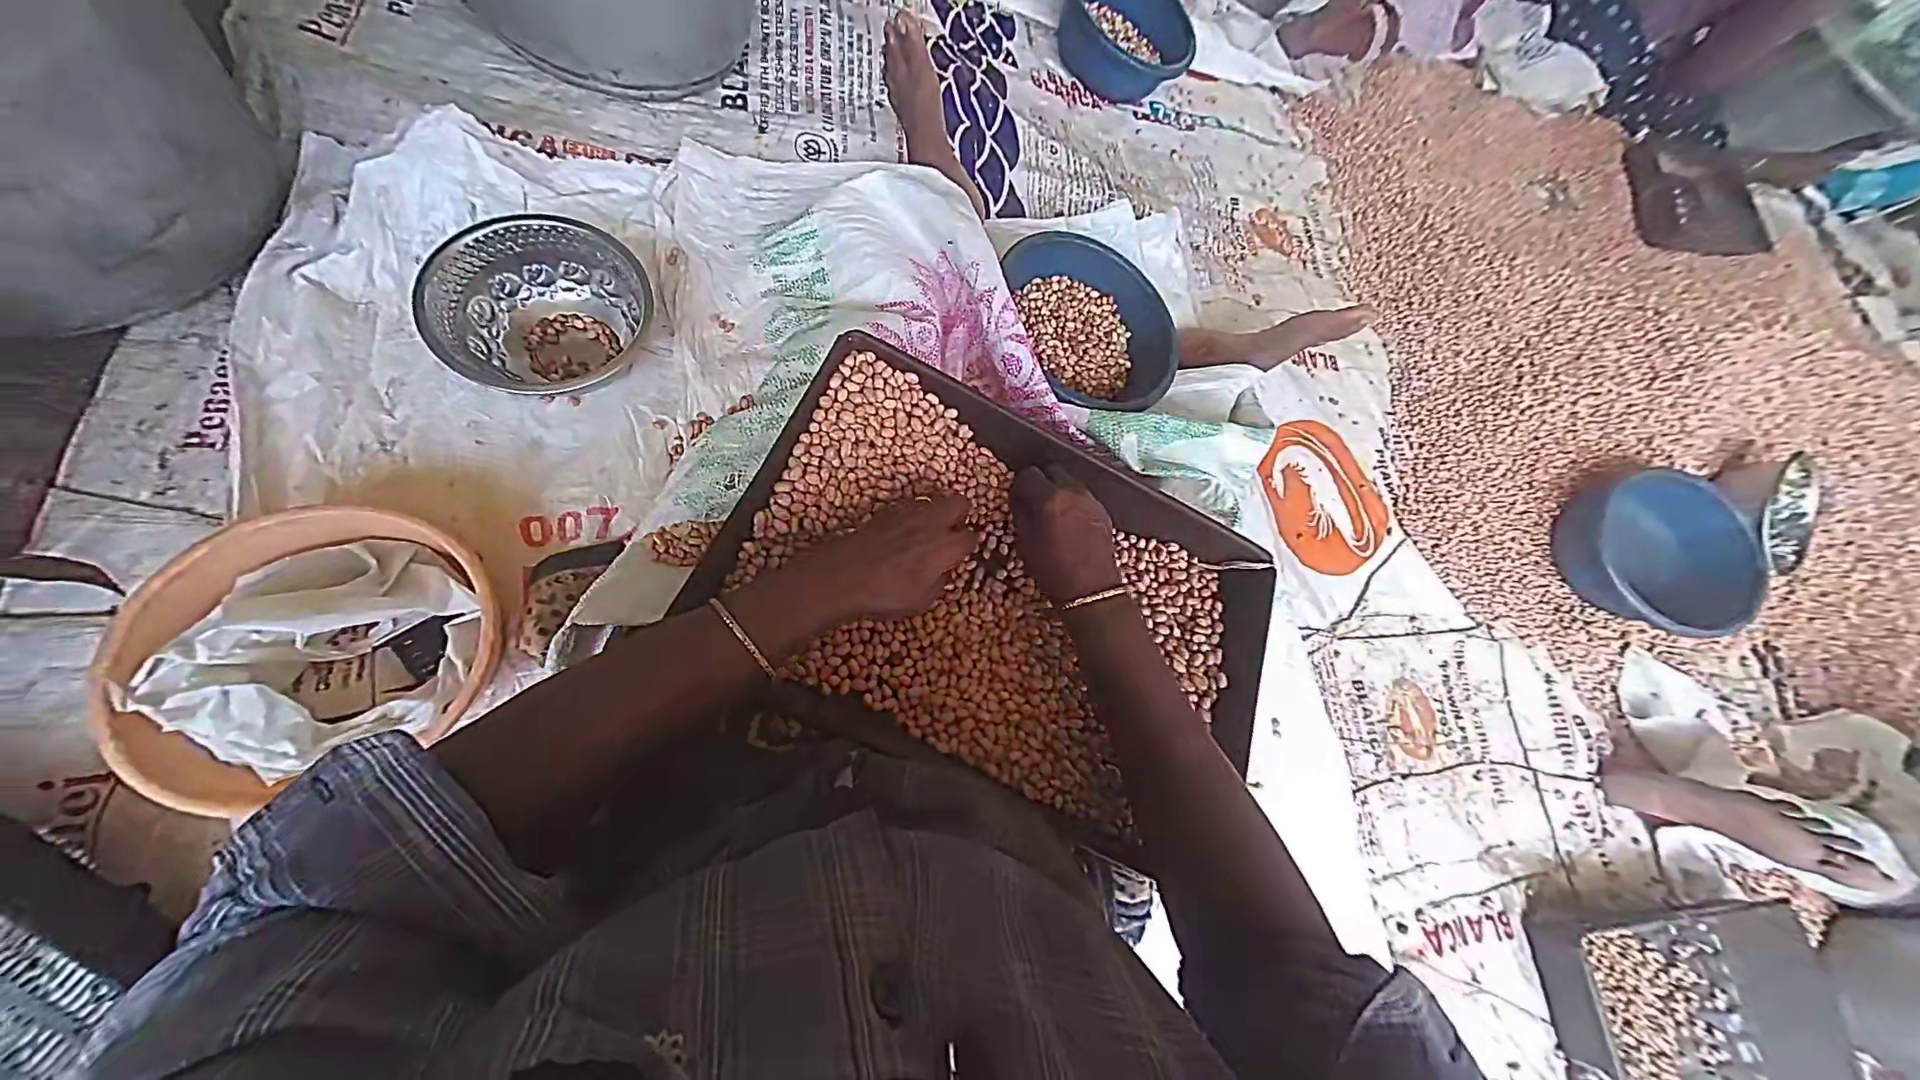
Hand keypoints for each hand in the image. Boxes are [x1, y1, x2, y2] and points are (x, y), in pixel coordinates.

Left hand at [779, 494, 978, 623]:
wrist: (844, 574)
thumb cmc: (886, 593)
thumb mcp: (922, 600)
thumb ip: (939, 582)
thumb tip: (943, 572)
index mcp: (946, 546)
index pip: (971, 536)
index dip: (970, 544)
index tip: (964, 551)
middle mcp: (932, 522)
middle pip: (959, 502)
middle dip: (960, 514)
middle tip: (953, 530)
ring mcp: (908, 512)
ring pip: (933, 499)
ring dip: (935, 511)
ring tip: (927, 530)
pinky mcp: (887, 510)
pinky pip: (909, 505)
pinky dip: (912, 514)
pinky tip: (902, 532)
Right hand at [1012, 464, 1120, 603]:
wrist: (1090, 589)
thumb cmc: (1052, 570)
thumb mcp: (1025, 543)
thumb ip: (1020, 513)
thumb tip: (1019, 498)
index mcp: (1050, 499)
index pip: (1028, 474)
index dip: (1019, 485)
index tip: (1017, 497)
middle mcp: (1072, 492)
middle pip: (1051, 470)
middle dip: (1040, 480)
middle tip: (1032, 499)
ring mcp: (1091, 499)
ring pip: (1069, 480)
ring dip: (1057, 489)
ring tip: (1050, 510)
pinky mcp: (1102, 509)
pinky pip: (1082, 494)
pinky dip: (1071, 499)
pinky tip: (1066, 519)